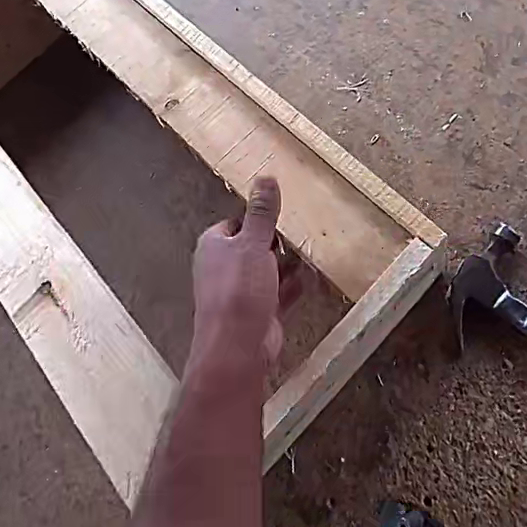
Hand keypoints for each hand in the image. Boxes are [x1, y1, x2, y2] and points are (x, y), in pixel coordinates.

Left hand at [192, 176, 293, 364]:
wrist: (237, 348)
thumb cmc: (238, 291)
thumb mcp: (253, 243)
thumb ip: (262, 213)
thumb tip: (265, 178)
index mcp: (214, 246)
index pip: (235, 222)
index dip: (256, 217)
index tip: (280, 211)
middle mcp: (223, 268)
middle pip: (252, 247)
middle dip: (275, 241)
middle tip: (300, 230)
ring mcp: (240, 292)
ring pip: (267, 271)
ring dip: (286, 264)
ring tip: (311, 251)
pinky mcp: (258, 312)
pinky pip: (278, 293)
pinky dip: (293, 286)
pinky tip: (312, 279)